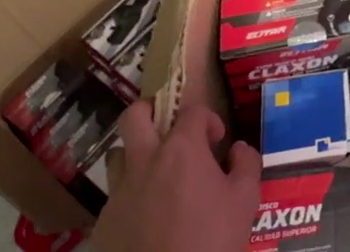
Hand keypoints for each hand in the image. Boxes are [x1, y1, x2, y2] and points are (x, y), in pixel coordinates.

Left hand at [92, 99, 260, 251]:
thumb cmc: (212, 241)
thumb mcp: (246, 200)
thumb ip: (246, 164)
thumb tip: (238, 149)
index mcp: (181, 150)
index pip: (192, 111)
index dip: (208, 119)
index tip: (217, 140)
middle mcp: (145, 162)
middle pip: (134, 116)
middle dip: (151, 111)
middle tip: (168, 127)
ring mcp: (119, 193)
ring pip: (118, 155)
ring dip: (136, 155)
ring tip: (155, 174)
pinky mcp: (104, 224)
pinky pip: (113, 197)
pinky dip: (130, 197)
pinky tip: (146, 218)